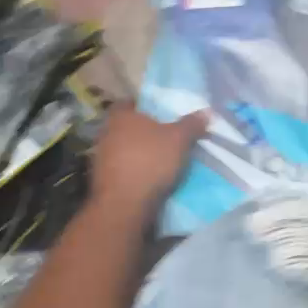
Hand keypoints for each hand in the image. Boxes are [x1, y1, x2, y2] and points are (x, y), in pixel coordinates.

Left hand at [88, 108, 207, 213]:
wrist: (125, 205)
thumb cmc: (150, 161)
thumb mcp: (180, 139)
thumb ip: (192, 124)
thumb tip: (206, 112)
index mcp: (120, 116)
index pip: (128, 102)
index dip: (144, 106)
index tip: (161, 113)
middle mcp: (106, 133)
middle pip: (126, 127)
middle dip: (144, 131)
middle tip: (165, 136)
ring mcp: (101, 158)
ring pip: (123, 149)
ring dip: (138, 153)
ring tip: (161, 159)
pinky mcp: (102, 181)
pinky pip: (122, 169)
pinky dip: (134, 171)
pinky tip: (150, 178)